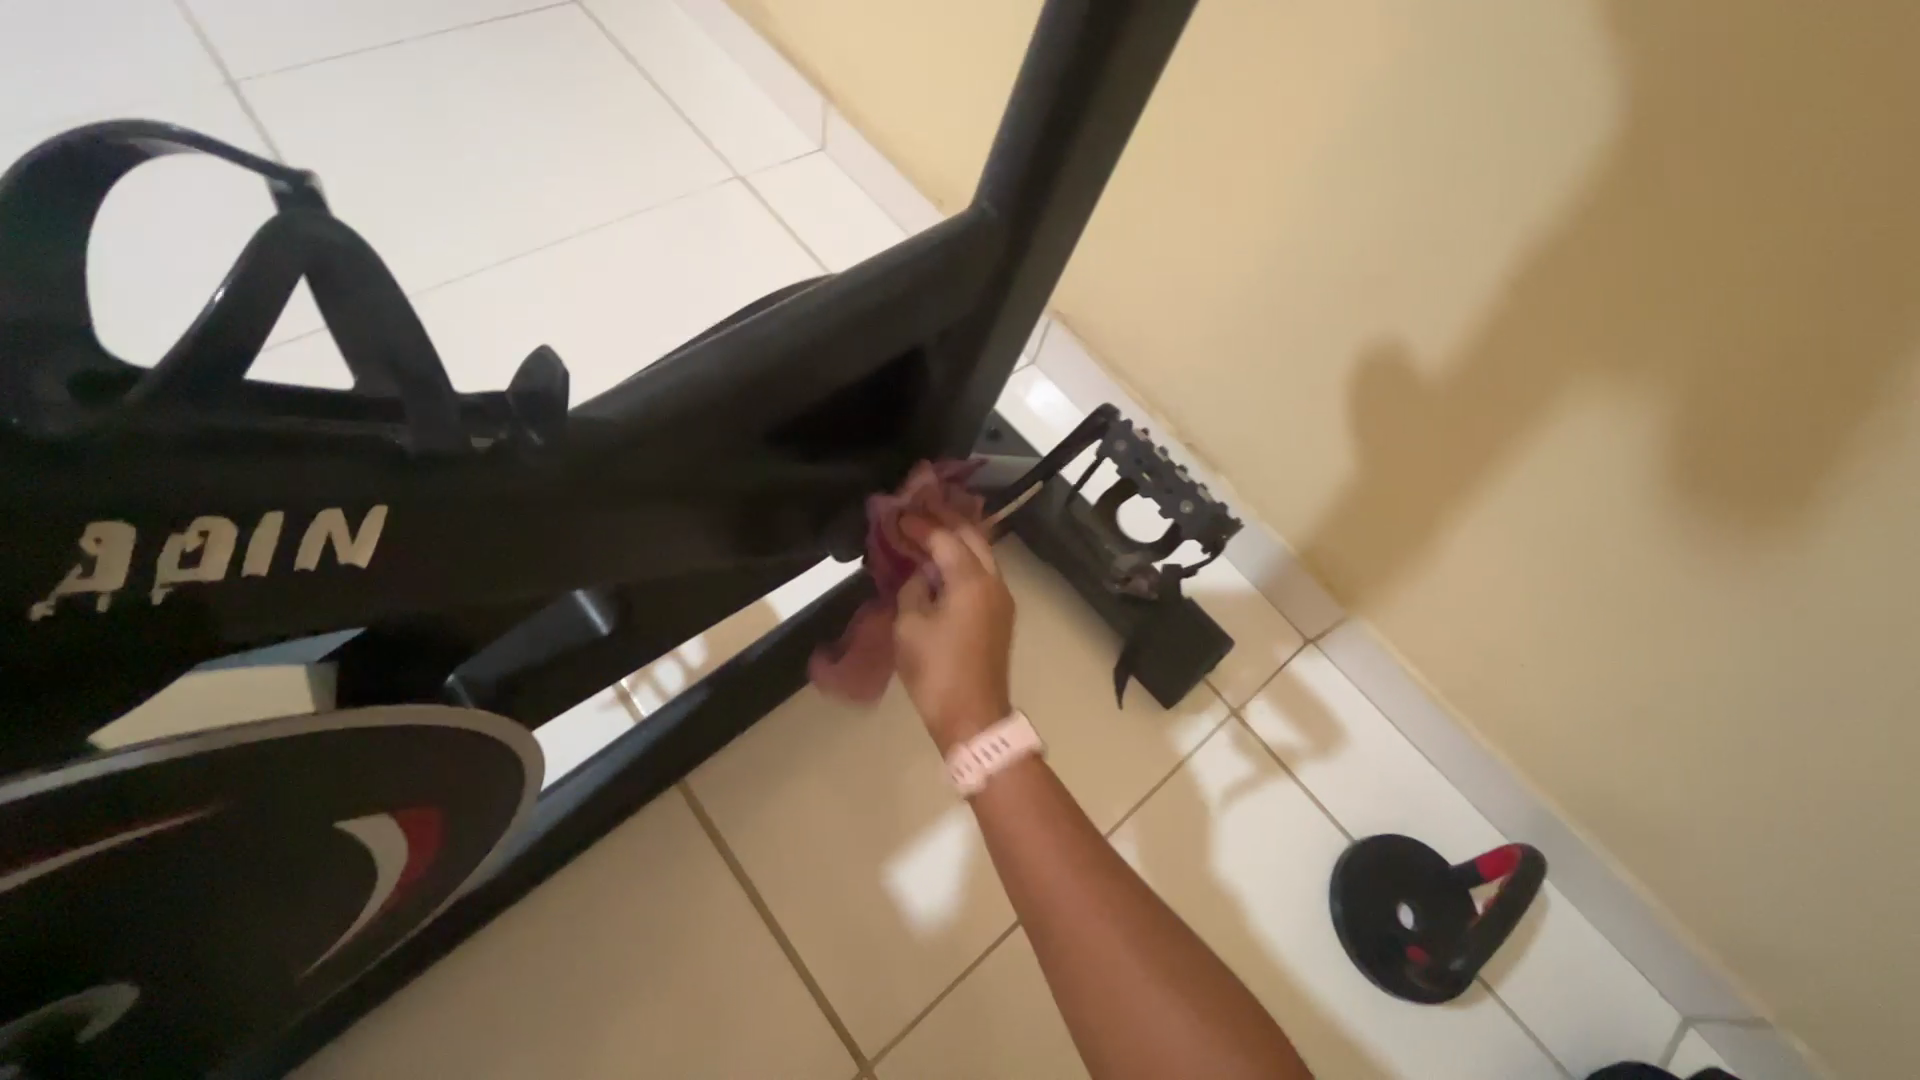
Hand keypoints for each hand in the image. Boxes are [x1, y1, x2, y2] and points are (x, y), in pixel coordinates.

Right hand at [894, 524, 1015, 752]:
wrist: (973, 715)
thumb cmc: (936, 671)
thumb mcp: (909, 626)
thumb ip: (913, 589)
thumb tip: (921, 574)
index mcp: (971, 580)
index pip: (945, 538)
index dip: (920, 524)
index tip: (898, 514)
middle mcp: (994, 581)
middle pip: (973, 537)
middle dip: (946, 519)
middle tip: (919, 507)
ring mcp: (1002, 598)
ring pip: (983, 554)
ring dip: (958, 538)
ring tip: (931, 527)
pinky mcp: (1000, 615)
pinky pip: (983, 573)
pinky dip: (964, 559)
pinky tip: (944, 560)